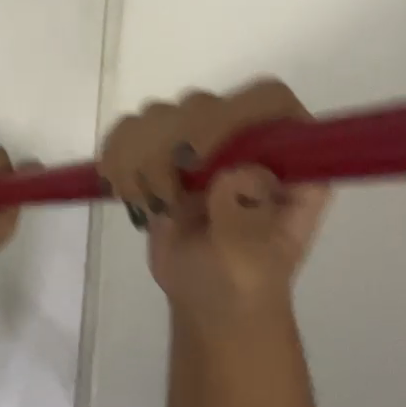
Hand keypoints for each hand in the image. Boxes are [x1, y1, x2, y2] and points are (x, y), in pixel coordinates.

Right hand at [100, 80, 330, 318]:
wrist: (208, 304)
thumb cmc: (244, 285)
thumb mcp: (252, 260)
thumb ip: (246, 216)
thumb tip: (240, 172)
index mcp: (288, 160)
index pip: (270, 102)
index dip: (234, 115)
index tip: (199, 154)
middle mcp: (246, 141)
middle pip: (204, 105)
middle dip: (172, 148)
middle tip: (169, 194)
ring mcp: (203, 145)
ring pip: (160, 114)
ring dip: (141, 160)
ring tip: (151, 202)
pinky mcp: (163, 154)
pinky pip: (130, 130)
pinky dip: (118, 158)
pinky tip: (128, 193)